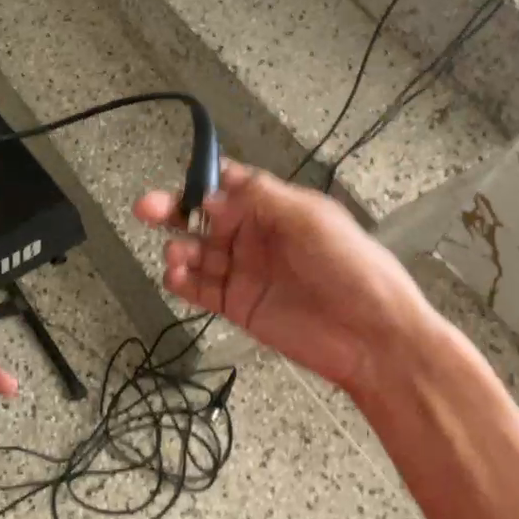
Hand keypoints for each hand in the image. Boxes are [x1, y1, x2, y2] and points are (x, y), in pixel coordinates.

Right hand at [135, 161, 443, 396]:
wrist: (372, 337)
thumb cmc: (351, 268)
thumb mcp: (312, 220)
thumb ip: (260, 199)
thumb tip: (209, 192)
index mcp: (275, 209)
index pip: (230, 186)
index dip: (203, 181)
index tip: (184, 183)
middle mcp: (254, 236)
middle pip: (201, 217)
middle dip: (172, 210)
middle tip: (146, 209)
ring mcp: (243, 272)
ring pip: (196, 252)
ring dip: (178, 249)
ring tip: (175, 256)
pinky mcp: (236, 305)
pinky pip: (199, 288)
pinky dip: (181, 281)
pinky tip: (175, 277)